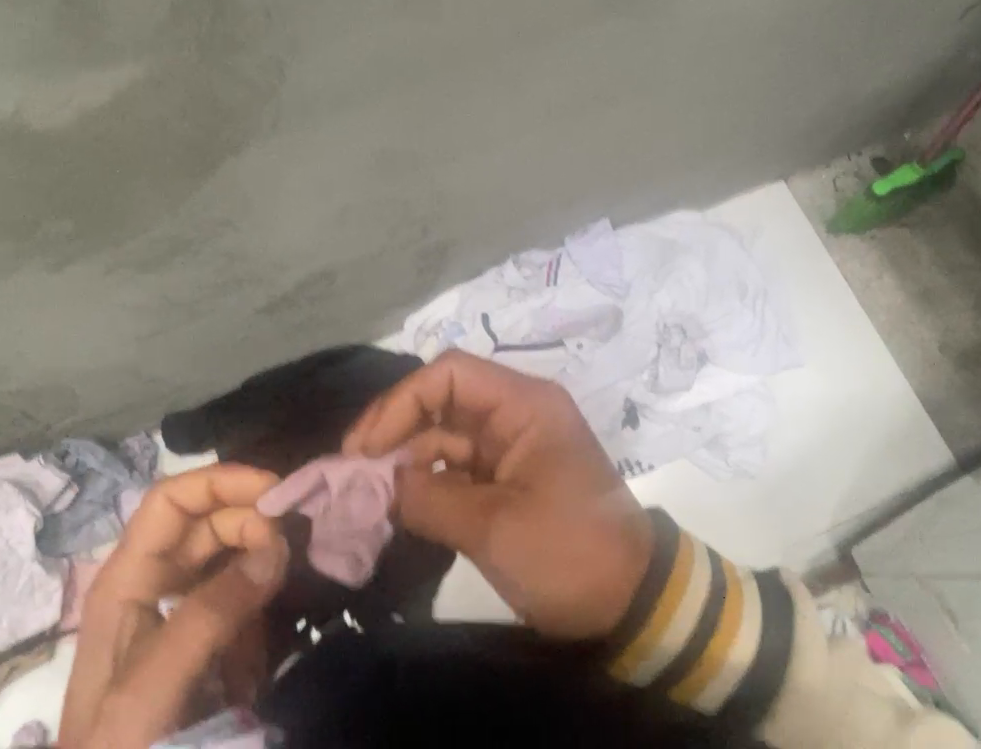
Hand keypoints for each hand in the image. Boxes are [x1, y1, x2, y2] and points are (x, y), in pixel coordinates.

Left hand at [60, 465, 290, 748]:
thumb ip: (213, 612)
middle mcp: (154, 586)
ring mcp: (182, 617)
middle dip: (254, 522)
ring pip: (233, 560)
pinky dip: (266, 605)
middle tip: (297, 544)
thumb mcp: (154, 682)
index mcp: (127, 580)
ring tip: (296, 583)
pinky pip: (245, 603)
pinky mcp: (208, 646)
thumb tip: (277, 546)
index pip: (172, 501)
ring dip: (266, 563)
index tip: (277, 491)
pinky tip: (276, 631)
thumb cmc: (118, 746)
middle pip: (209, 524)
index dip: (221, 482)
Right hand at [344, 351, 653, 640]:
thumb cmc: (567, 553)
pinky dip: (423, 487)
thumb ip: (427, 499)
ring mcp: (509, 450)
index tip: (365, 450)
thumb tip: (376, 487)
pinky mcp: (504, 484)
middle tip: (351, 475)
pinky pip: (453, 472)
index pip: (449, 375)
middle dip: (394, 434)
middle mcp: (515, 416)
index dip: (400, 403)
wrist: (629, 604)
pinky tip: (392, 508)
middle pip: (440, 404)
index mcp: (524, 406)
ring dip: (403, 464)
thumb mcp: (494, 527)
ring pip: (442, 439)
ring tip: (363, 498)